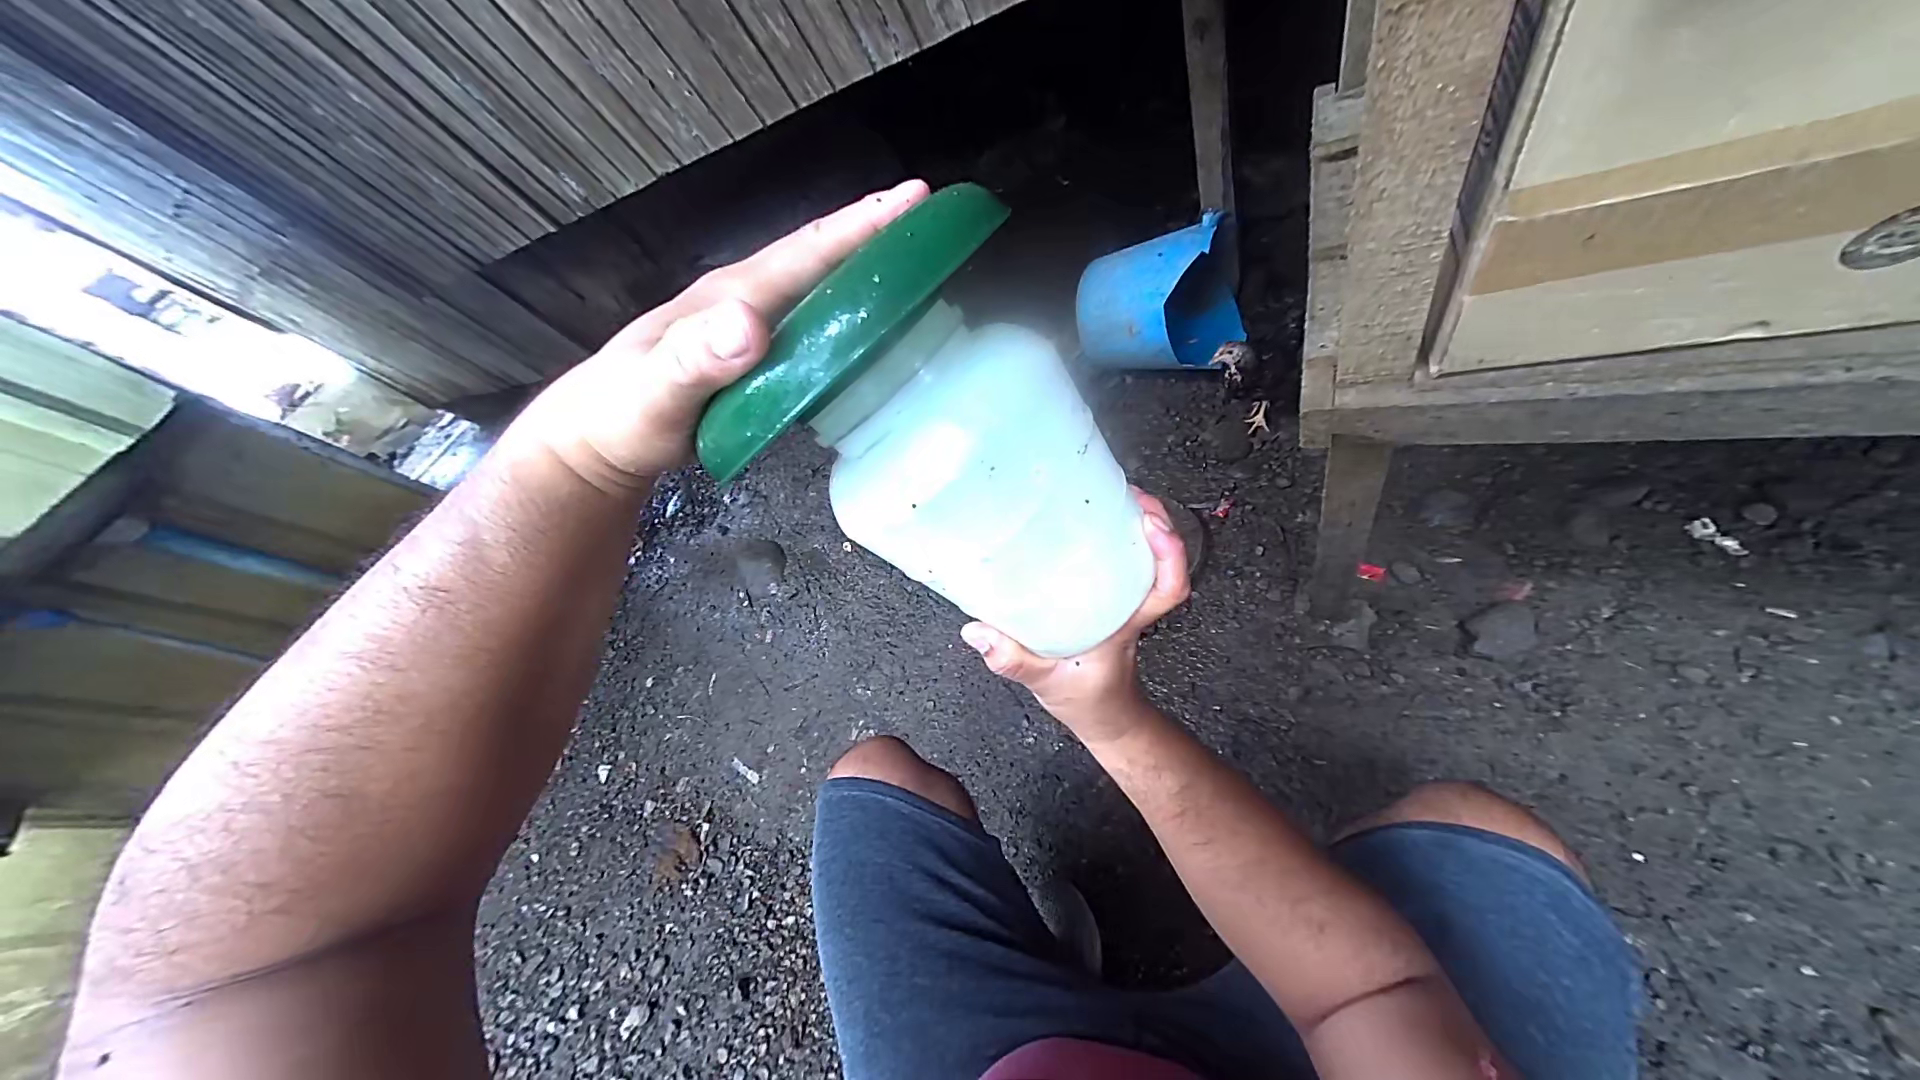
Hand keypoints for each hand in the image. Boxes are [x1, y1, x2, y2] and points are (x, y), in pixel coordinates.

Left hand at [507, 179, 931, 492]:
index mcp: (729, 298)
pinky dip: (847, 320)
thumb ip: (693, 359)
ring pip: (819, 292)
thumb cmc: (622, 418)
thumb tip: (751, 323)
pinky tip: (872, 332)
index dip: (861, 225)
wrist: (600, 443)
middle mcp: (746, 304)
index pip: (804, 252)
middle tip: (933, 225)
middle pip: (820, 260)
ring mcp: (752, 333)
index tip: (915, 200)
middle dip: (877, 236)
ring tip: (918, 268)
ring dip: (868, 274)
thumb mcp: (652, 392)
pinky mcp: (757, 361)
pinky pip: (813, 330)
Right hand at [960, 490, 1190, 744]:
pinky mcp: (1108, 599)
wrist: (1104, 715)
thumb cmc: (1089, 700)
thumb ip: (1014, 661)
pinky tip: (1086, 526)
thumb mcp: (1047, 683)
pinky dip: (1112, 539)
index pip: (1167, 587)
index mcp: (1127, 623)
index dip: (1169, 552)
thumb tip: (981, 633)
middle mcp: (1130, 605)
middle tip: (1126, 490)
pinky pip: (1119, 563)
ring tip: (1110, 494)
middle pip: (1159, 557)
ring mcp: (1122, 601)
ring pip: (1142, 556)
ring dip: (1133, 524)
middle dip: (1150, 519)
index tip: (1150, 523)